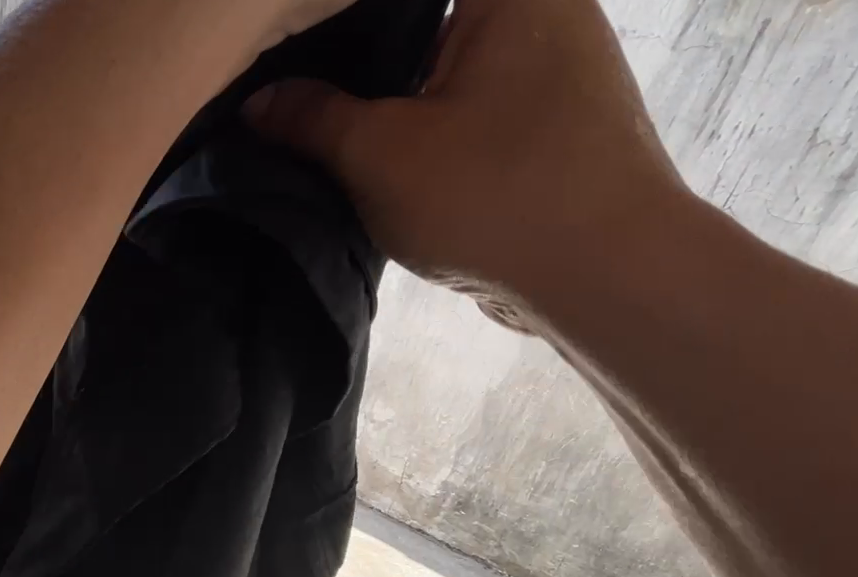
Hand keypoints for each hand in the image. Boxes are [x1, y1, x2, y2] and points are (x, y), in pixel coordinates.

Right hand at [244, 0, 691, 325]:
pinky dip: (420, 127)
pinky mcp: (548, 126)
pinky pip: (466, 108)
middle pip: (425, 24)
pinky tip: (377, 162)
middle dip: (359, 61)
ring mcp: (552, 72)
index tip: (290, 47)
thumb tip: (258, 101)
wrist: (600, 270)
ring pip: (443, 70)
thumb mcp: (379, 153)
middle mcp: (542, 14)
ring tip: (323, 130)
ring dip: (388, 100)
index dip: (337, 20)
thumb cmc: (490, 190)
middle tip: (294, 94)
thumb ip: (313, 119)